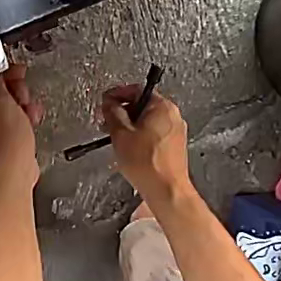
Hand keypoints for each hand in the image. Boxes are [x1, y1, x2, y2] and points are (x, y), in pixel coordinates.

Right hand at [99, 84, 191, 205]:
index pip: (136, 90)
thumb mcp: (120, 134)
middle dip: (122, 112)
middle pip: (142, 105)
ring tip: (116, 138)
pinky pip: (154, 133)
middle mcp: (172, 116)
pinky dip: (140, 136)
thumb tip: (108, 103)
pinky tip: (130, 149)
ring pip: (148, 120)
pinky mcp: (174, 146)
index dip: (117, 94)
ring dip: (130, 125)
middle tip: (106, 121)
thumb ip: (112, 113)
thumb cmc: (147, 163)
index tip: (105, 102)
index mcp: (162, 107)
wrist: (166, 190)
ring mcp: (175, 131)